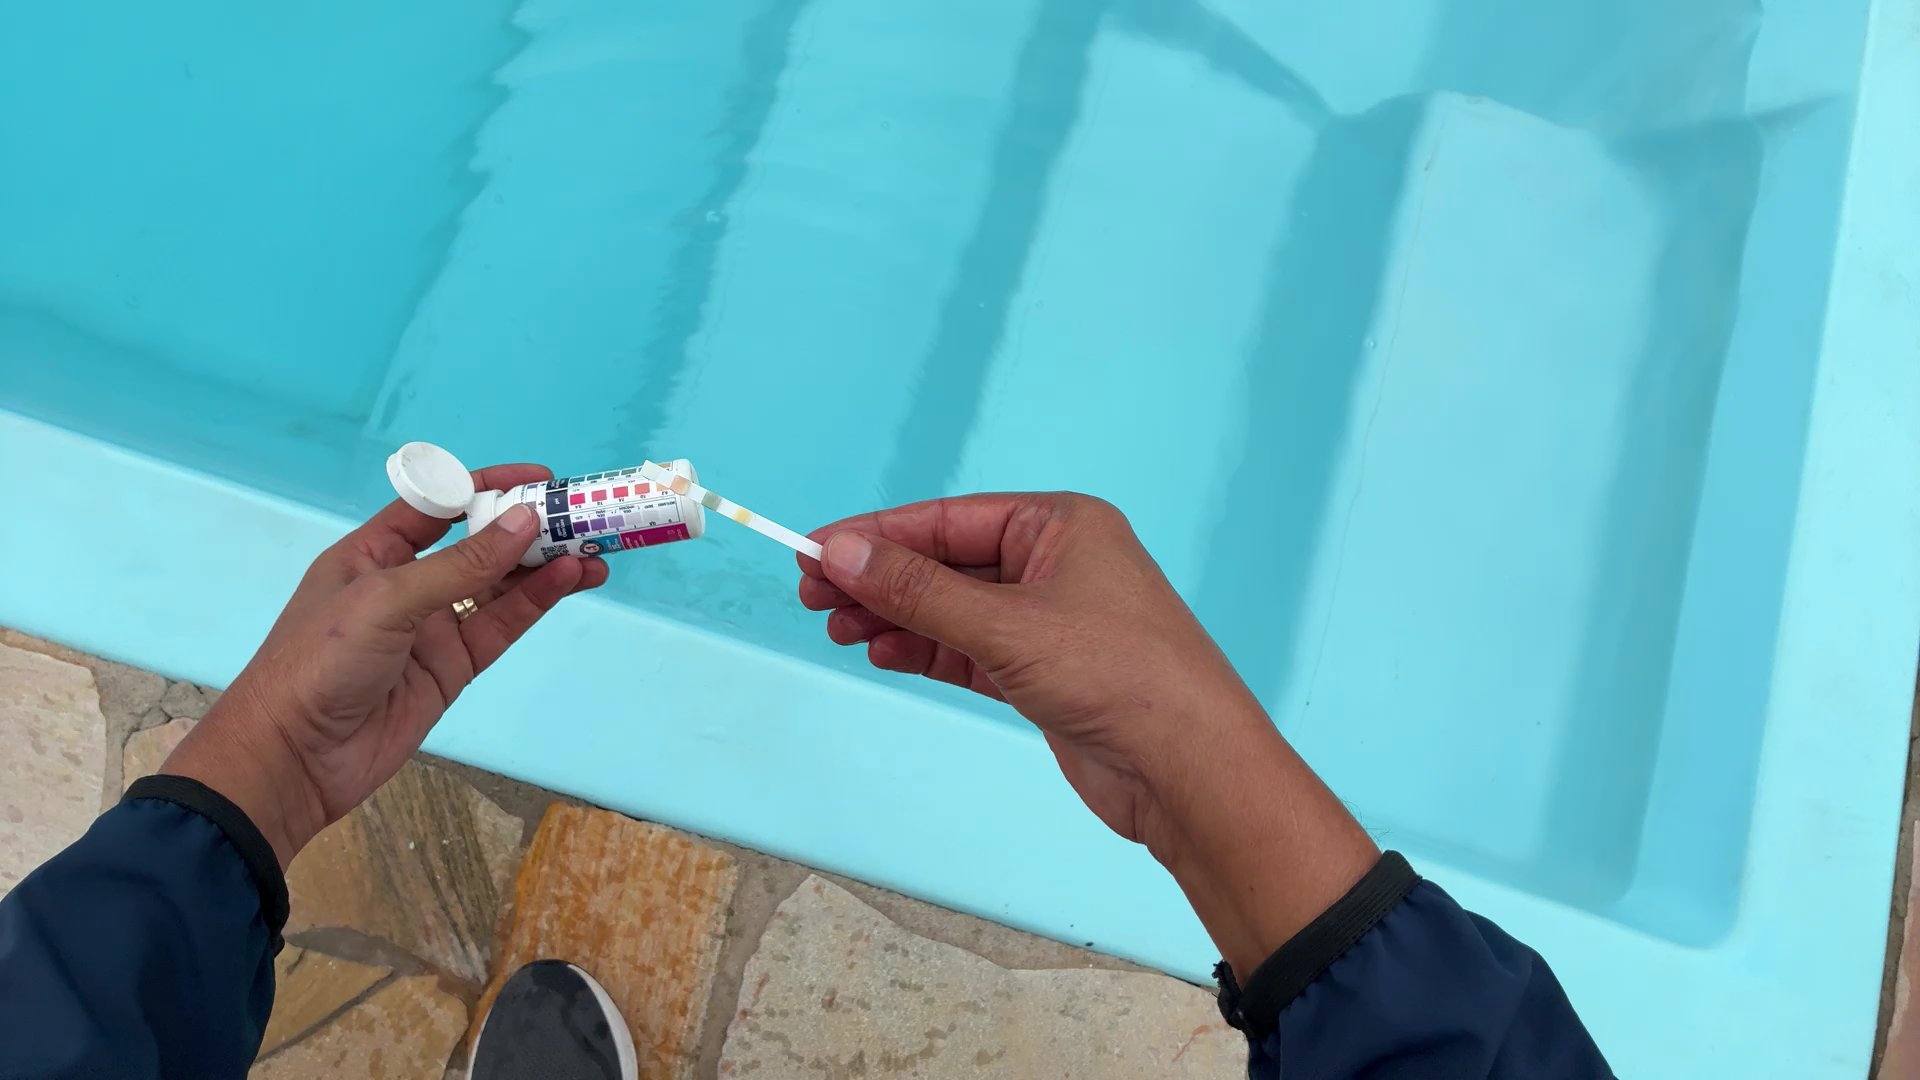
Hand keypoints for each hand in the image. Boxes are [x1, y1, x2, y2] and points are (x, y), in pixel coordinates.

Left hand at [162, 465, 607, 867]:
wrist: (293, 761)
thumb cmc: (319, 663)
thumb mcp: (386, 601)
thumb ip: (461, 564)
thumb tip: (527, 521)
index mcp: (375, 555)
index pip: (439, 507)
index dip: (488, 487)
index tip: (540, 480)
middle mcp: (410, 583)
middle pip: (482, 545)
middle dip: (531, 530)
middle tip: (583, 517)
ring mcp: (438, 624)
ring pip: (504, 584)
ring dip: (548, 566)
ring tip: (594, 551)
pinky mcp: (460, 662)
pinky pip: (507, 621)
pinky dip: (540, 599)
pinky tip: (573, 579)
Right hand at [799, 493, 1375, 974]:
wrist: (1189, 772)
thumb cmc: (1112, 673)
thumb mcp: (1005, 626)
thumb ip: (918, 590)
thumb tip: (839, 550)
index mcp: (1059, 524)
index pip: (948, 520)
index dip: (878, 534)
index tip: (815, 549)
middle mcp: (1055, 563)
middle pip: (947, 563)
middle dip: (882, 580)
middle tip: (814, 596)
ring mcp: (1049, 617)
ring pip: (954, 609)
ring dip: (897, 618)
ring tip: (839, 629)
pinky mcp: (1042, 668)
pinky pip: (970, 648)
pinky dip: (928, 650)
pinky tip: (885, 653)